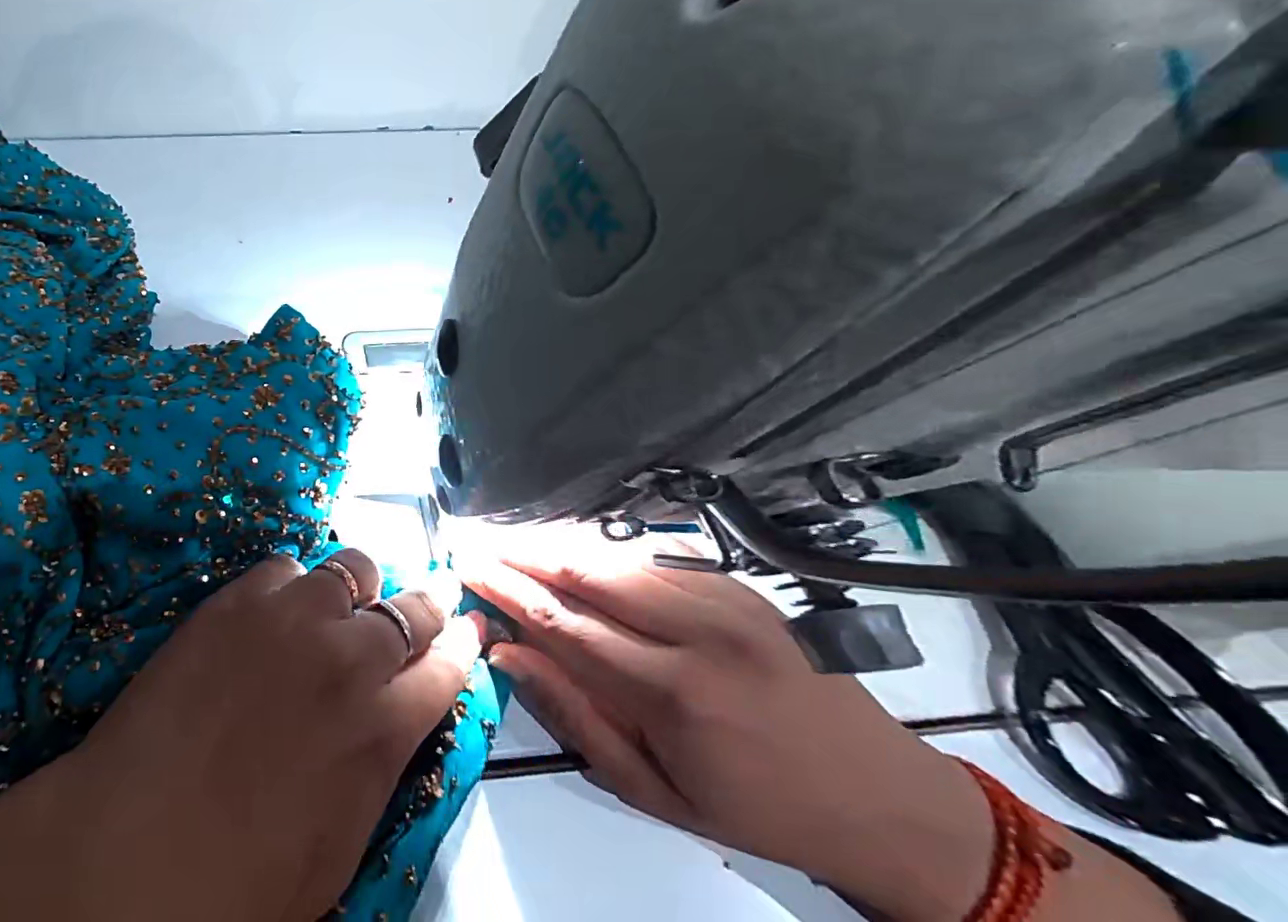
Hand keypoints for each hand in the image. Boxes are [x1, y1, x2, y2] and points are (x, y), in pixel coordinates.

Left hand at [0, 549, 483, 921]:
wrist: (133, 845)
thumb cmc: (245, 879)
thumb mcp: (344, 841)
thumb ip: (381, 761)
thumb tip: (394, 716)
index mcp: (388, 725)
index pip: (450, 663)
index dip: (460, 641)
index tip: (464, 626)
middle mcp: (353, 656)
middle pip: (412, 608)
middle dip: (424, 605)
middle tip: (420, 601)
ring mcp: (295, 616)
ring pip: (352, 567)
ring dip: (357, 585)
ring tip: (343, 599)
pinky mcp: (239, 598)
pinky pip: (285, 566)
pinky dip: (291, 583)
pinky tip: (276, 606)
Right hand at [460, 551, 993, 921]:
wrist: (879, 792)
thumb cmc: (755, 806)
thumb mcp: (653, 790)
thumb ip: (575, 716)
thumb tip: (508, 655)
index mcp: (672, 692)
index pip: (562, 622)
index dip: (506, 590)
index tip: (467, 568)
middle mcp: (696, 630)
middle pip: (585, 570)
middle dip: (522, 551)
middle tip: (477, 541)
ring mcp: (725, 598)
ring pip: (616, 553)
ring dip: (556, 542)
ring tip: (512, 539)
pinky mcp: (741, 585)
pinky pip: (655, 554)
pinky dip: (604, 547)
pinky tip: (574, 547)